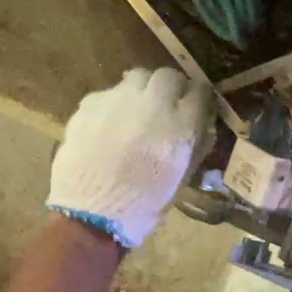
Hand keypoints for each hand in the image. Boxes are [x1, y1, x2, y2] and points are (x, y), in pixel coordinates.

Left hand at [47, 68, 209, 247]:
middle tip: (165, 107)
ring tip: (136, 113)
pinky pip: (108, 94)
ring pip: (136, 78)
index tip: (195, 107)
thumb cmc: (143, 206)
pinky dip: (114, 105)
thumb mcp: (181, 179)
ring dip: (142, 91)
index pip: (200, 92)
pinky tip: (108, 126)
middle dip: (170, 88)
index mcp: (180, 125)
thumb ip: (194, 146)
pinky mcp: (90, 104)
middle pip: (168, 76)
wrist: (91, 216)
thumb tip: (202, 126)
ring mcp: (118, 99)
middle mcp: (152, 103)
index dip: (198, 99)